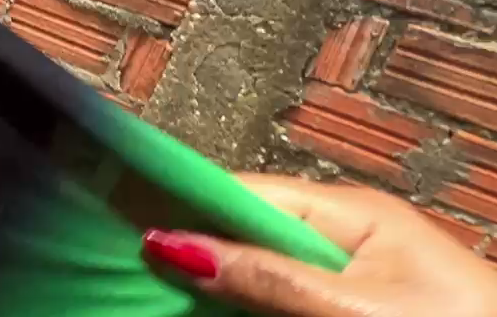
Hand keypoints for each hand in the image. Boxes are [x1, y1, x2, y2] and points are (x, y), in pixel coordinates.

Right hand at [143, 173, 496, 315]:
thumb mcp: (362, 311)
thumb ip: (267, 278)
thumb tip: (165, 243)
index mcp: (351, 209)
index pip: (239, 191)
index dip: (184, 206)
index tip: (129, 223)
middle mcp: (351, 228)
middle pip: (249, 227)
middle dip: (206, 250)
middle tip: (149, 268)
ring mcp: (363, 268)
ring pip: (267, 263)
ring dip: (230, 280)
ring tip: (178, 290)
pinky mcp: (367, 301)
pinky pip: (292, 288)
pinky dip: (259, 299)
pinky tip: (226, 307)